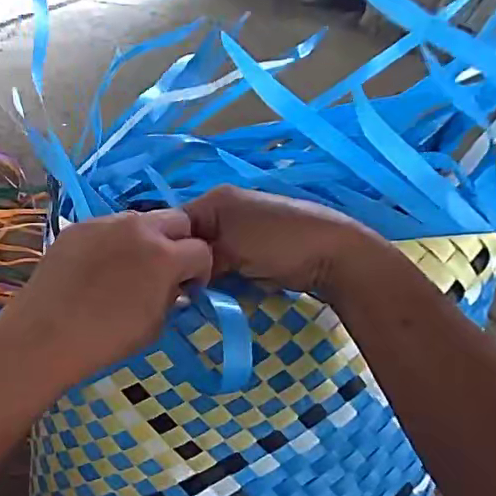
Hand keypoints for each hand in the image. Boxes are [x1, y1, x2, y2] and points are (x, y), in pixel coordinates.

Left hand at [0, 209, 211, 391]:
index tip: (187, 289)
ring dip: (144, 239)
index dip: (199, 272)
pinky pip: (106, 228)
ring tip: (126, 269)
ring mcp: (104, 223)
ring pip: (138, 220)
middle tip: (163, 271)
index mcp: (165, 255)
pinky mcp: (76, 227)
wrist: (44, 335)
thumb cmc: (105, 340)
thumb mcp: (154, 325)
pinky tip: (96, 269)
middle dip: (178, 243)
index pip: (201, 251)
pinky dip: (111, 243)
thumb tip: (172, 285)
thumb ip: (171, 295)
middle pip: (176, 221)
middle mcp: (138, 228)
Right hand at [183, 186, 376, 295]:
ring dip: (202, 275)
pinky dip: (219, 279)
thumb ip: (198, 262)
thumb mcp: (229, 250)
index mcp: (214, 200)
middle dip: (184, 265)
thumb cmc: (277, 243)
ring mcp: (239, 231)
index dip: (167, 252)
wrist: (333, 254)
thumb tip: (179, 282)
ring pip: (206, 257)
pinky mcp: (251, 251)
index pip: (174, 226)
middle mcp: (223, 210)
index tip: (162, 278)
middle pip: (189, 242)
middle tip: (178, 290)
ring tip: (194, 295)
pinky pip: (223, 266)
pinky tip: (214, 293)